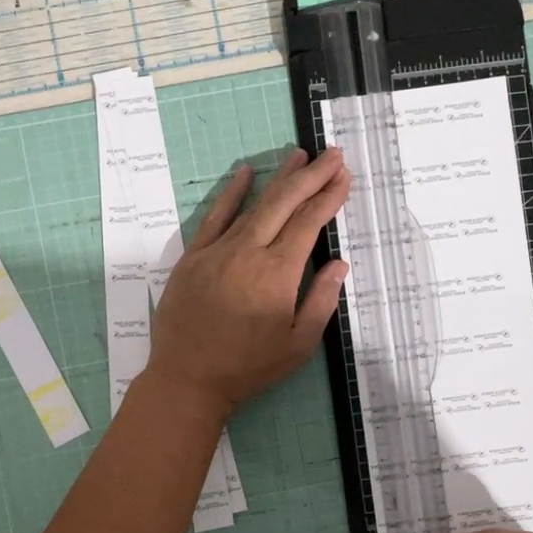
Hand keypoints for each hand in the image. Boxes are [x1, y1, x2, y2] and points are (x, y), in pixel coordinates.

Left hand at [143, 147, 350, 416]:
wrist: (187, 379)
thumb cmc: (248, 367)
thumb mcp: (298, 345)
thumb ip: (321, 301)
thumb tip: (340, 264)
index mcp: (278, 273)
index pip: (309, 223)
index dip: (329, 197)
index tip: (344, 177)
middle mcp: (249, 251)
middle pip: (285, 203)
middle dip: (311, 175)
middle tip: (331, 154)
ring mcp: (217, 250)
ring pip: (254, 204)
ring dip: (279, 179)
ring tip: (299, 156)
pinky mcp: (193, 256)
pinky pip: (214, 216)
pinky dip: (231, 193)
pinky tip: (244, 173)